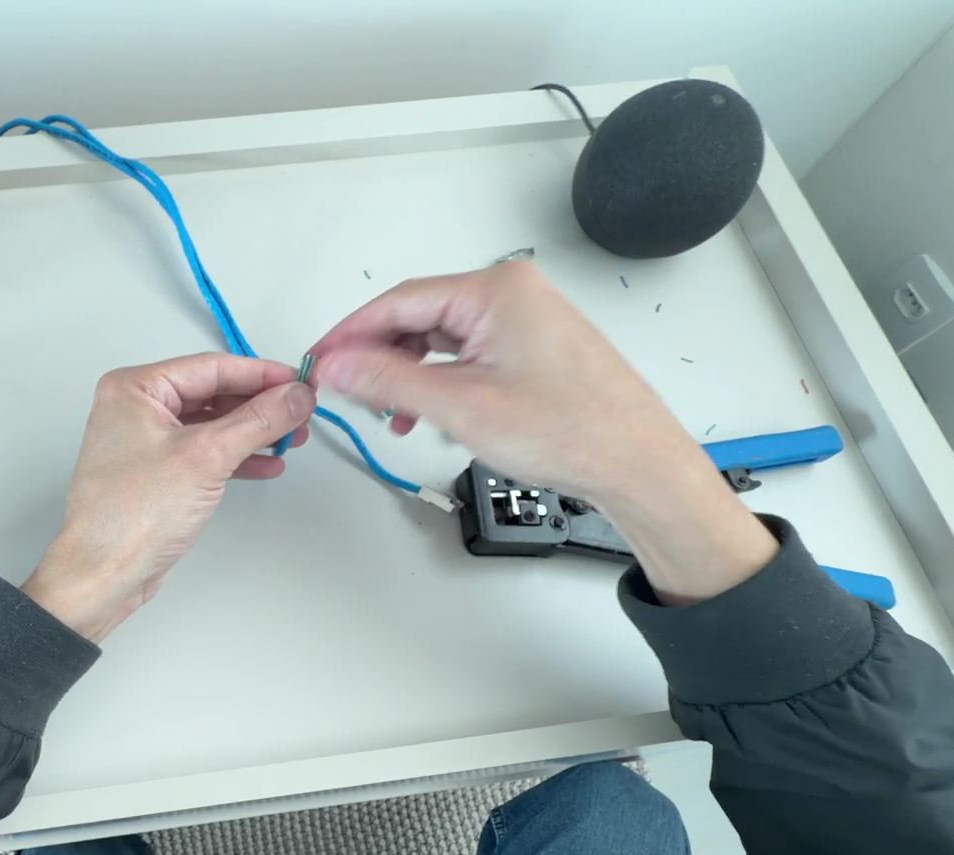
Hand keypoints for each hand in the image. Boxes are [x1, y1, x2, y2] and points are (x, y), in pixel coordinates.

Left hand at [23, 353, 314, 640]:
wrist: (104, 575)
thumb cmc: (135, 516)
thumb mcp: (206, 457)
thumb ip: (258, 421)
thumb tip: (298, 395)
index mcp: (134, 389)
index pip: (211, 368)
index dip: (262, 374)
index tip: (301, 382)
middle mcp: (135, 409)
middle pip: (211, 394)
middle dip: (259, 405)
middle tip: (301, 412)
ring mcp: (143, 442)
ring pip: (210, 425)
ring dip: (251, 432)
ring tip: (292, 439)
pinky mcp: (154, 474)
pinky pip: (202, 453)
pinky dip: (234, 458)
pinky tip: (266, 465)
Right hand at [309, 262, 776, 603]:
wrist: (635, 464)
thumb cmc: (568, 430)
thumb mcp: (458, 405)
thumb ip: (387, 380)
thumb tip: (336, 365)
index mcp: (495, 290)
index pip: (398, 302)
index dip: (350, 334)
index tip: (318, 362)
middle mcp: (510, 294)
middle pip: (416, 318)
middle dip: (376, 358)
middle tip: (345, 393)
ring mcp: (522, 321)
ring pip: (438, 341)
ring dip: (404, 376)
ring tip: (388, 415)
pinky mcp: (528, 349)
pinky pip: (463, 356)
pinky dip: (435, 383)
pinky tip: (424, 415)